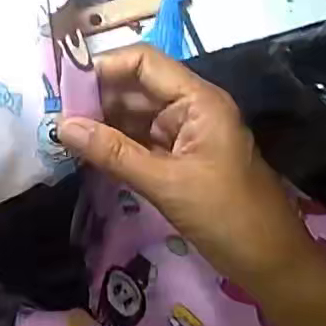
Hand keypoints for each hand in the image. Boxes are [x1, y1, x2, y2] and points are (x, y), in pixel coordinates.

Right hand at [57, 44, 325, 292]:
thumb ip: (112, 152)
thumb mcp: (165, 183)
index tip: (64, 86)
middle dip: (96, 97)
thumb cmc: (226, 216)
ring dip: (101, 121)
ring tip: (62, 132)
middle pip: (135, 86)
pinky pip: (139, 139)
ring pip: (134, 114)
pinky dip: (114, 143)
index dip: (103, 67)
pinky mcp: (177, 158)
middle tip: (55, 114)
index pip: (144, 62)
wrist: (271, 263)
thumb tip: (61, 126)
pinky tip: (86, 150)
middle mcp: (190, 108)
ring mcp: (184, 133)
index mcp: (198, 100)